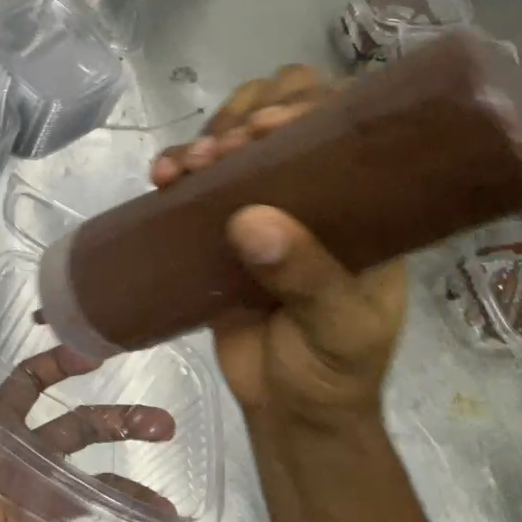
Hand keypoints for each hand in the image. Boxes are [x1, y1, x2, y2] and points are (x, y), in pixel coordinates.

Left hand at [0, 343, 175, 521]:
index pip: (26, 387)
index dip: (57, 366)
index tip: (94, 353)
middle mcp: (15, 465)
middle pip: (74, 433)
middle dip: (116, 422)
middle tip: (161, 422)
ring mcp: (27, 512)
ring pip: (87, 494)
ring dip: (126, 497)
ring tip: (165, 507)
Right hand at [149, 65, 405, 428]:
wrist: (288, 414)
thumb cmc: (334, 370)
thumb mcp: (339, 329)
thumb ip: (307, 279)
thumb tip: (251, 220)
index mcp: (361, 201)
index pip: (342, 123)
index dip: (304, 107)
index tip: (263, 128)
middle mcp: (312, 188)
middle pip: (282, 107)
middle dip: (247, 114)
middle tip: (224, 147)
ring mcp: (263, 200)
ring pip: (234, 132)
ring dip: (207, 135)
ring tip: (187, 165)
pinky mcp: (219, 221)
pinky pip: (196, 176)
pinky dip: (176, 165)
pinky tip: (161, 177)